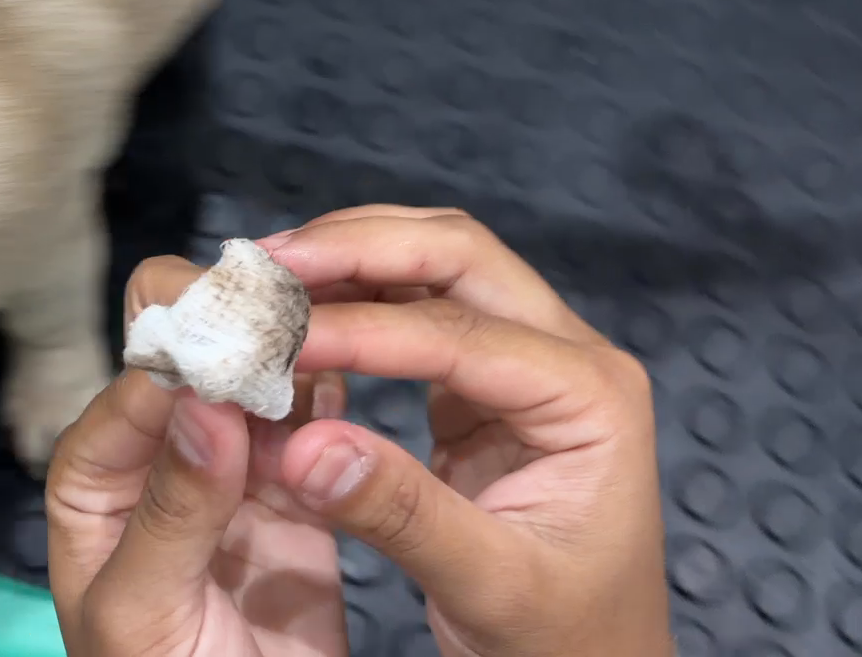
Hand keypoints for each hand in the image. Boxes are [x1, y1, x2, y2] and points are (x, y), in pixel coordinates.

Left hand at [44, 256, 351, 656]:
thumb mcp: (141, 614)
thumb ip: (168, 511)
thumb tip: (202, 399)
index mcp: (98, 460)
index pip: (139, 374)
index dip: (193, 345)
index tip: (253, 330)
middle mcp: (158, 442)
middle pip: (189, 352)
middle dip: (236, 327)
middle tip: (296, 323)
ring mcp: (228, 457)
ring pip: (254, 373)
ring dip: (288, 345)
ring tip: (336, 322)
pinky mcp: (288, 479)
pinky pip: (306, 416)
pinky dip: (325, 384)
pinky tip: (353, 357)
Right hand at [265, 205, 672, 656]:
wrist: (590, 654)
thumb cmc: (559, 633)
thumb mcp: (491, 590)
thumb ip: (400, 514)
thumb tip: (303, 445)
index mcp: (588, 395)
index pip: (457, 332)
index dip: (358, 329)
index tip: (275, 339)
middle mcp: (563, 345)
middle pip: (456, 251)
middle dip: (356, 245)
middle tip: (271, 263)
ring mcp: (522, 342)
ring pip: (431, 253)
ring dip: (349, 249)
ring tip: (272, 268)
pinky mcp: (478, 357)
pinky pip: (412, 291)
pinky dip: (352, 281)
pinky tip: (302, 296)